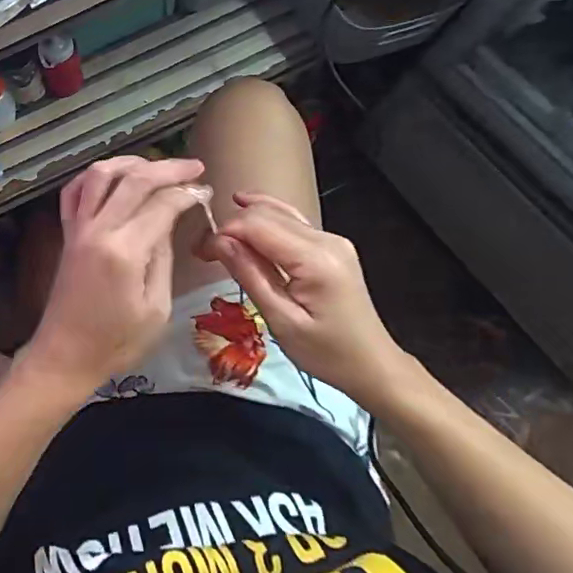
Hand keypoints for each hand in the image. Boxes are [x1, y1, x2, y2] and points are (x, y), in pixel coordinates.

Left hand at [18, 157, 206, 396]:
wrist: (64, 356)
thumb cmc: (116, 342)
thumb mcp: (156, 309)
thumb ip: (163, 258)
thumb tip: (169, 221)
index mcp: (124, 251)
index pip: (162, 204)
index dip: (188, 193)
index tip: (206, 192)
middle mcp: (98, 230)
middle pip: (134, 179)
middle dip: (168, 168)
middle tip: (194, 167)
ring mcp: (77, 228)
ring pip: (100, 174)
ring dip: (131, 162)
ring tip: (156, 165)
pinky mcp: (66, 233)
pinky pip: (75, 190)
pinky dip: (94, 175)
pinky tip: (114, 176)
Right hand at [197, 192, 414, 404]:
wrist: (373, 365)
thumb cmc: (327, 353)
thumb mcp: (282, 321)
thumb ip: (250, 276)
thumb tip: (218, 242)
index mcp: (315, 259)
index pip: (257, 225)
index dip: (223, 232)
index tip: (199, 252)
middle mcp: (326, 239)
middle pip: (267, 214)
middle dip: (231, 226)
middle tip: (204, 250)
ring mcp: (331, 239)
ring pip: (279, 212)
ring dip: (246, 220)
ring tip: (218, 237)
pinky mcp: (331, 245)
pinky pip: (292, 222)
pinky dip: (266, 218)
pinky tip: (245, 207)